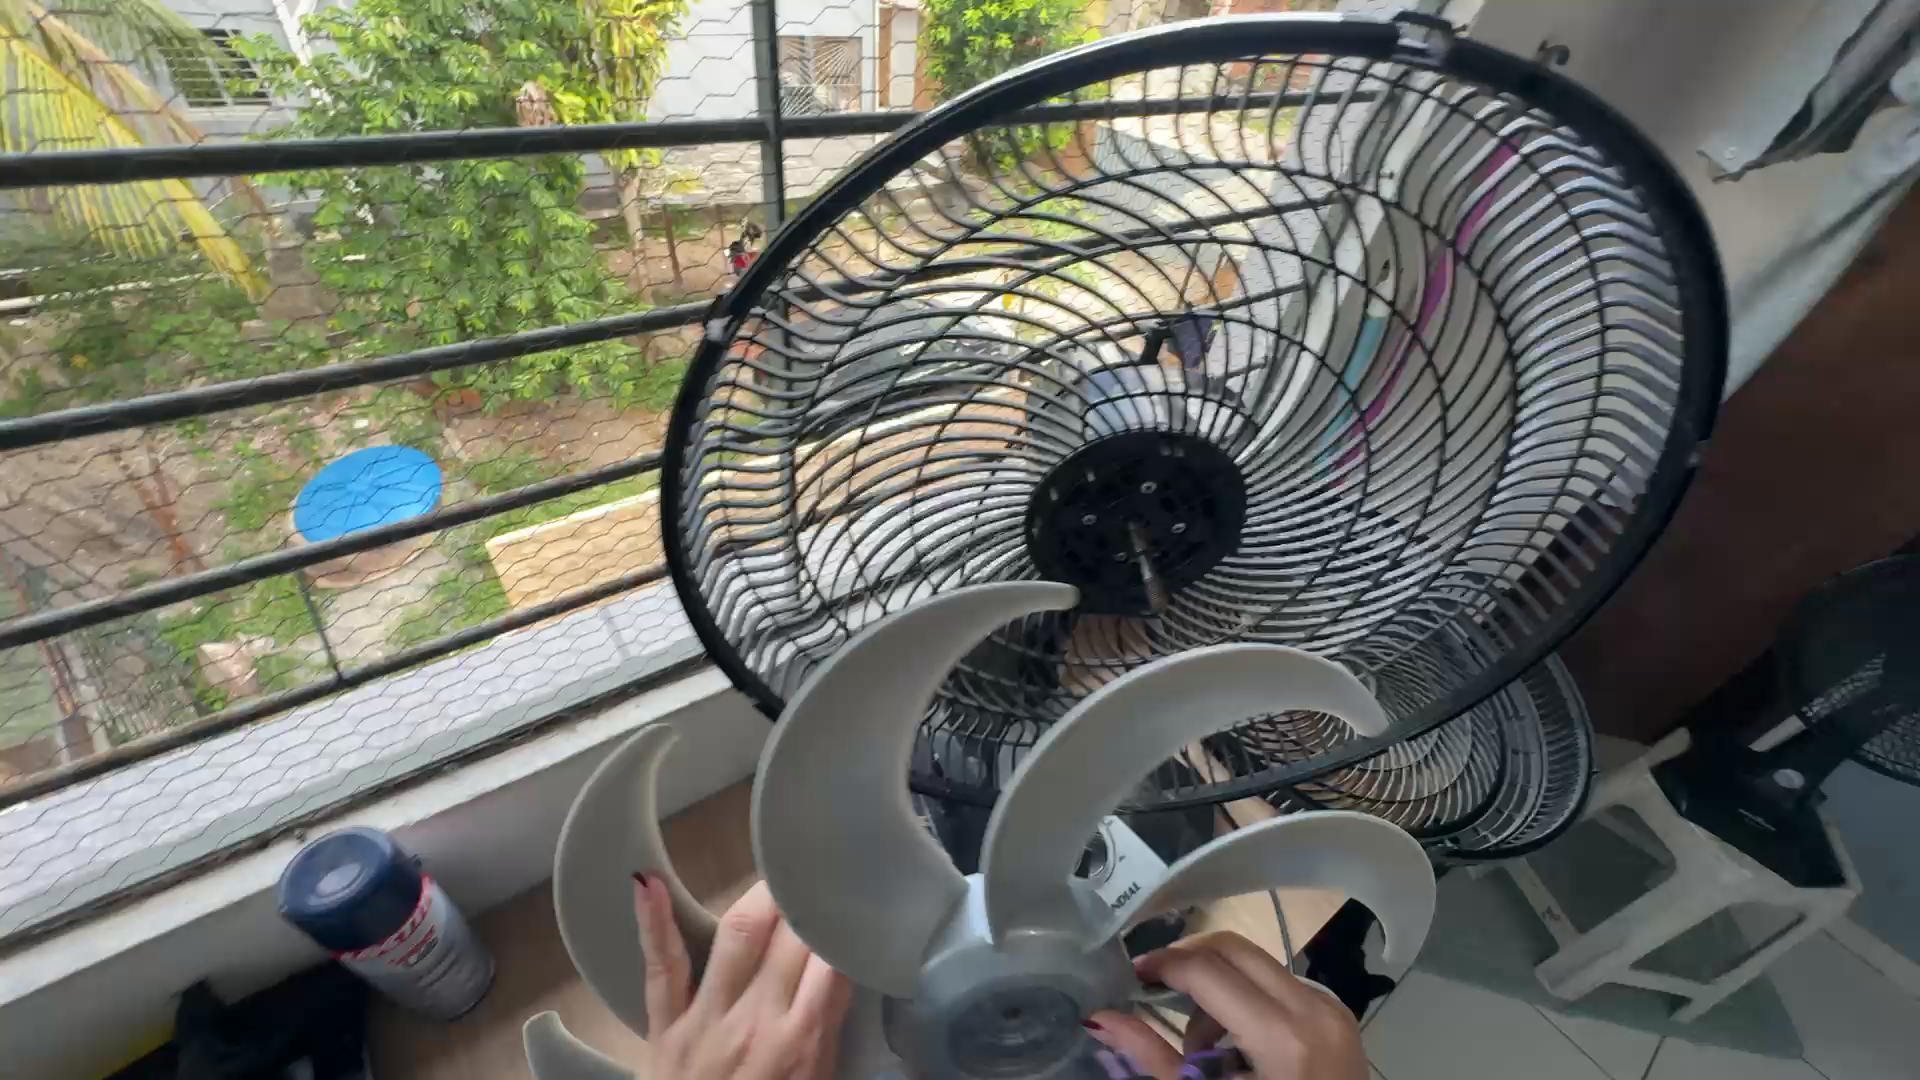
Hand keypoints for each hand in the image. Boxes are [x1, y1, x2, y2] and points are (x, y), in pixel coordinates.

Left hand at [632, 875, 851, 1079]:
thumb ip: (830, 1027)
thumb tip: (844, 963)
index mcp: (801, 1043)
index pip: (831, 957)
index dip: (842, 919)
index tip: (851, 891)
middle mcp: (757, 1021)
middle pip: (792, 936)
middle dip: (809, 896)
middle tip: (820, 867)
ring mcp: (706, 1019)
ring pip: (739, 934)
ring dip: (762, 895)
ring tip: (779, 865)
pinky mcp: (664, 1024)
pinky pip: (661, 966)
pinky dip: (652, 921)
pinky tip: (646, 880)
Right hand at [1082, 931, 1367, 1079]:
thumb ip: (1151, 1058)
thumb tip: (1097, 1018)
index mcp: (1282, 1037)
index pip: (1204, 969)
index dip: (1162, 964)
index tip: (1134, 976)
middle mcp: (1311, 1007)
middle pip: (1230, 947)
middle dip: (1187, 961)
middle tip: (1156, 988)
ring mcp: (1330, 1008)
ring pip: (1253, 960)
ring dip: (1216, 981)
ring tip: (1200, 1039)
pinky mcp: (1337, 1015)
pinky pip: (1277, 981)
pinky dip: (1245, 995)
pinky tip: (1234, 1043)